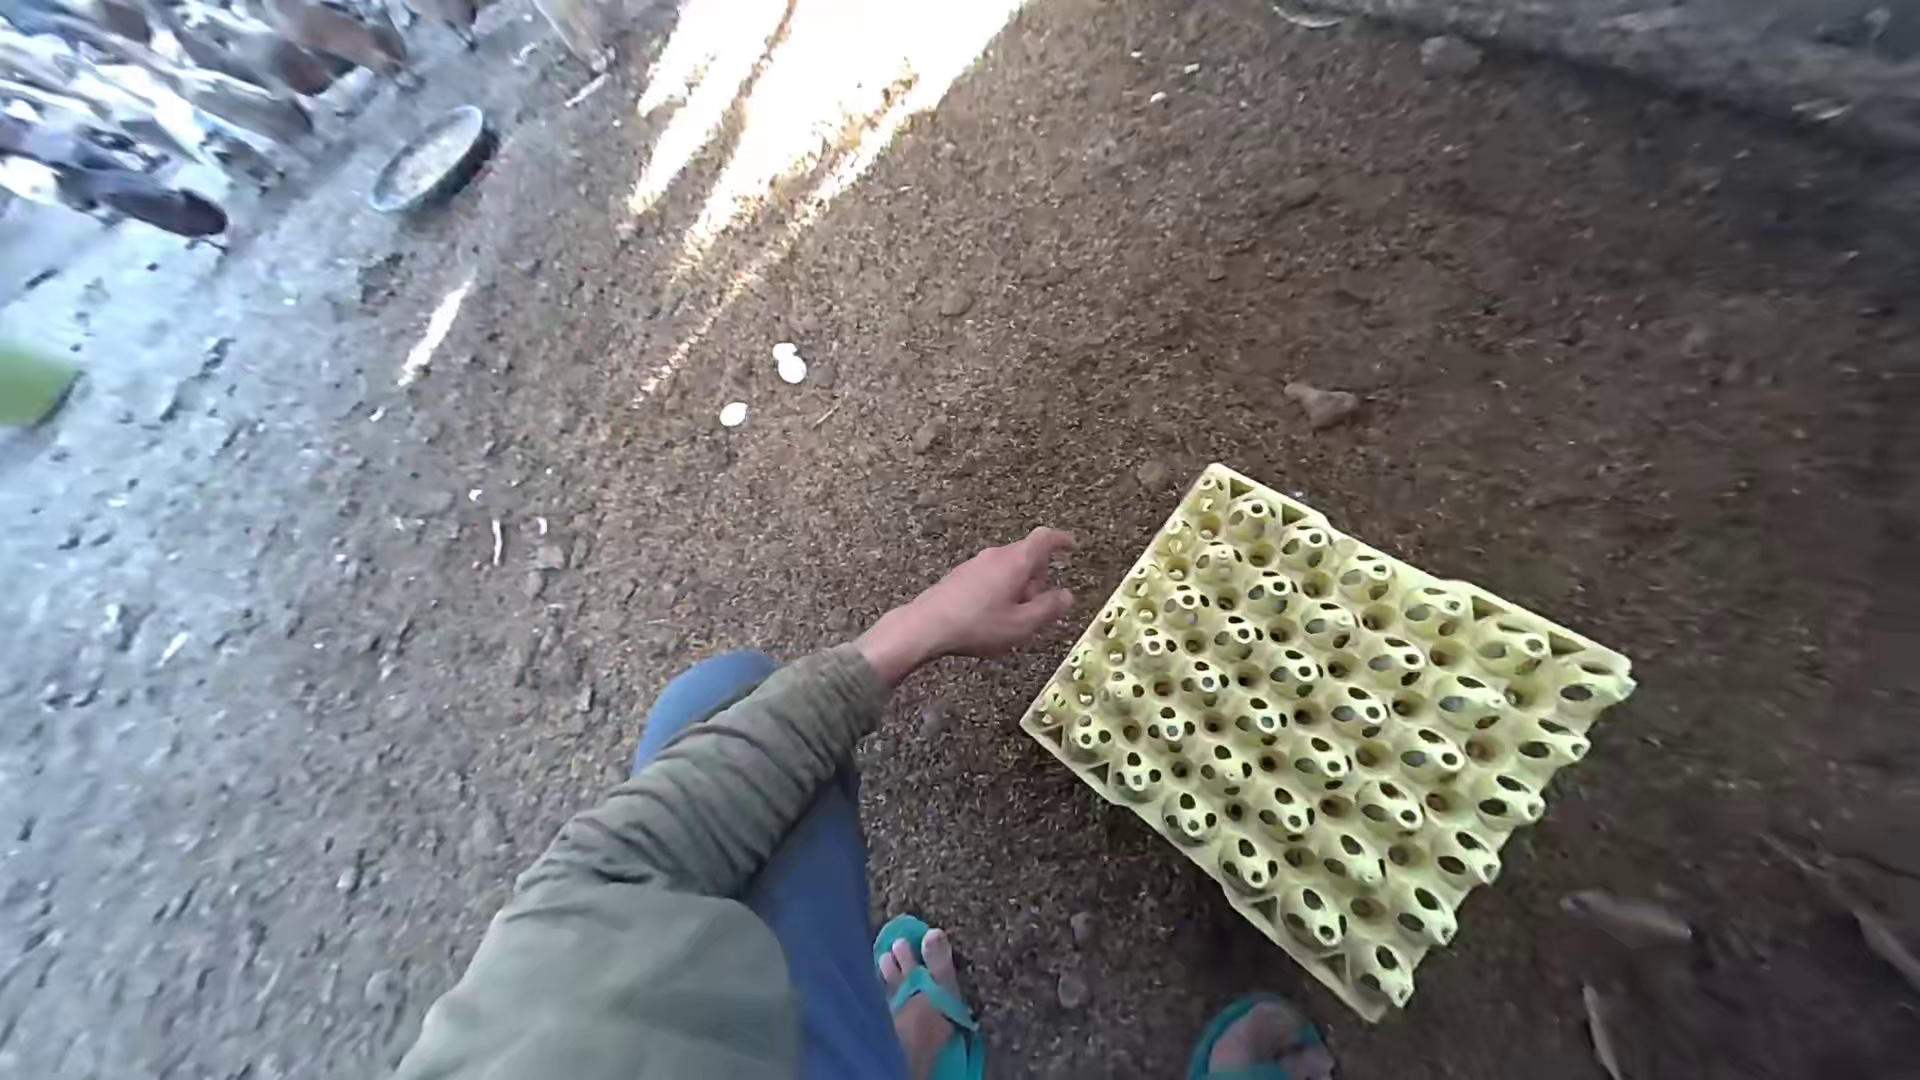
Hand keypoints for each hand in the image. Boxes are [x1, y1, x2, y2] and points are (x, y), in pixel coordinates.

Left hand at [856, 527, 1075, 685]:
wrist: (926, 626)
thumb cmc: (978, 625)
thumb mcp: (1022, 624)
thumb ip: (1049, 608)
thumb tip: (1067, 595)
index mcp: (1015, 562)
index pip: (1044, 538)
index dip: (1062, 540)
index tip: (1072, 546)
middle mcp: (995, 555)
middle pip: (1026, 555)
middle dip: (1038, 576)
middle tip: (1040, 605)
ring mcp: (975, 563)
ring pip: (1007, 567)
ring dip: (1018, 586)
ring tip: (1014, 617)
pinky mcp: (960, 575)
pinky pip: (990, 575)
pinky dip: (1000, 589)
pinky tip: (992, 616)